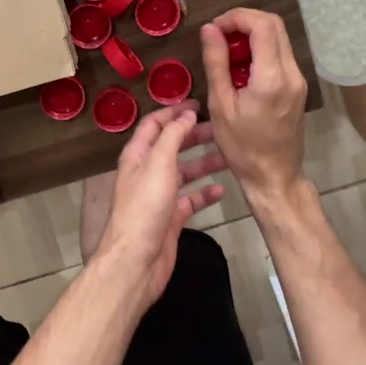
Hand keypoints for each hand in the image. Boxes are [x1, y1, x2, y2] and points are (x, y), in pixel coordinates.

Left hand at [93, 102, 227, 302]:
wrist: (137, 260)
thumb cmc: (145, 206)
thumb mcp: (158, 162)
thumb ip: (173, 135)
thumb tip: (187, 114)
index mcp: (138, 155)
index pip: (154, 124)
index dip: (174, 112)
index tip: (198, 104)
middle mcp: (147, 172)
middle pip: (172, 146)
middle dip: (194, 136)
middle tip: (220, 129)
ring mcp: (159, 196)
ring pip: (184, 172)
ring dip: (204, 163)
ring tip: (229, 156)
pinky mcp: (171, 218)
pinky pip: (191, 200)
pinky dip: (205, 194)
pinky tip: (222, 190)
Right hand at [200, 9, 308, 202]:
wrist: (274, 177)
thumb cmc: (242, 147)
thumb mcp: (221, 105)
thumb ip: (216, 62)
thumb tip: (209, 29)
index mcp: (272, 78)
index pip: (262, 26)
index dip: (237, 17)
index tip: (214, 29)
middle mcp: (292, 73)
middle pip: (274, 25)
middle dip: (244, 22)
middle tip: (218, 36)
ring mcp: (299, 80)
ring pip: (278, 38)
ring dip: (252, 35)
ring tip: (226, 53)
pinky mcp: (298, 86)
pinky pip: (280, 54)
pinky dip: (260, 50)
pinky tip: (241, 68)